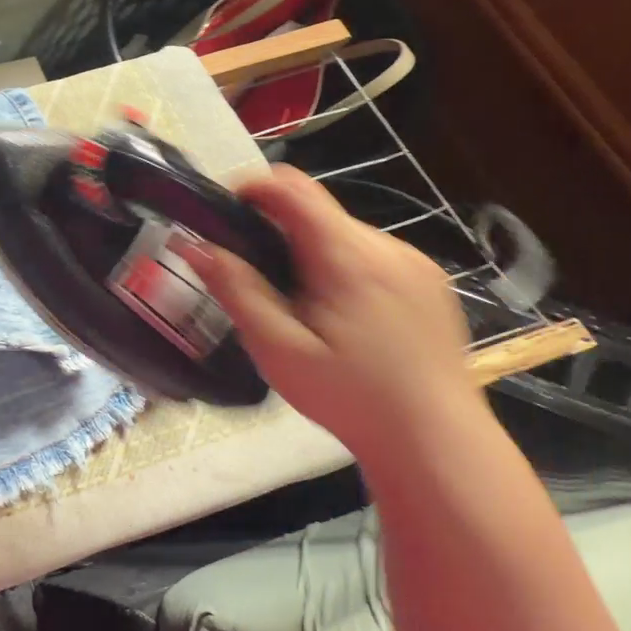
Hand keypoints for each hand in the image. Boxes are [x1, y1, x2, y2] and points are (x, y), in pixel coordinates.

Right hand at [176, 166, 483, 469]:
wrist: (437, 443)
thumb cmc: (349, 395)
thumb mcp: (276, 347)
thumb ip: (235, 289)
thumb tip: (193, 244)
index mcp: (349, 257)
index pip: (292, 187)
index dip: (248, 188)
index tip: (218, 214)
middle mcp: (387, 248)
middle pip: (315, 210)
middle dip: (273, 230)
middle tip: (246, 274)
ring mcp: (414, 264)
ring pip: (340, 232)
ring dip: (304, 249)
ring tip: (287, 299)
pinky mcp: (427, 283)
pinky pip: (367, 253)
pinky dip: (336, 266)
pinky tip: (331, 312)